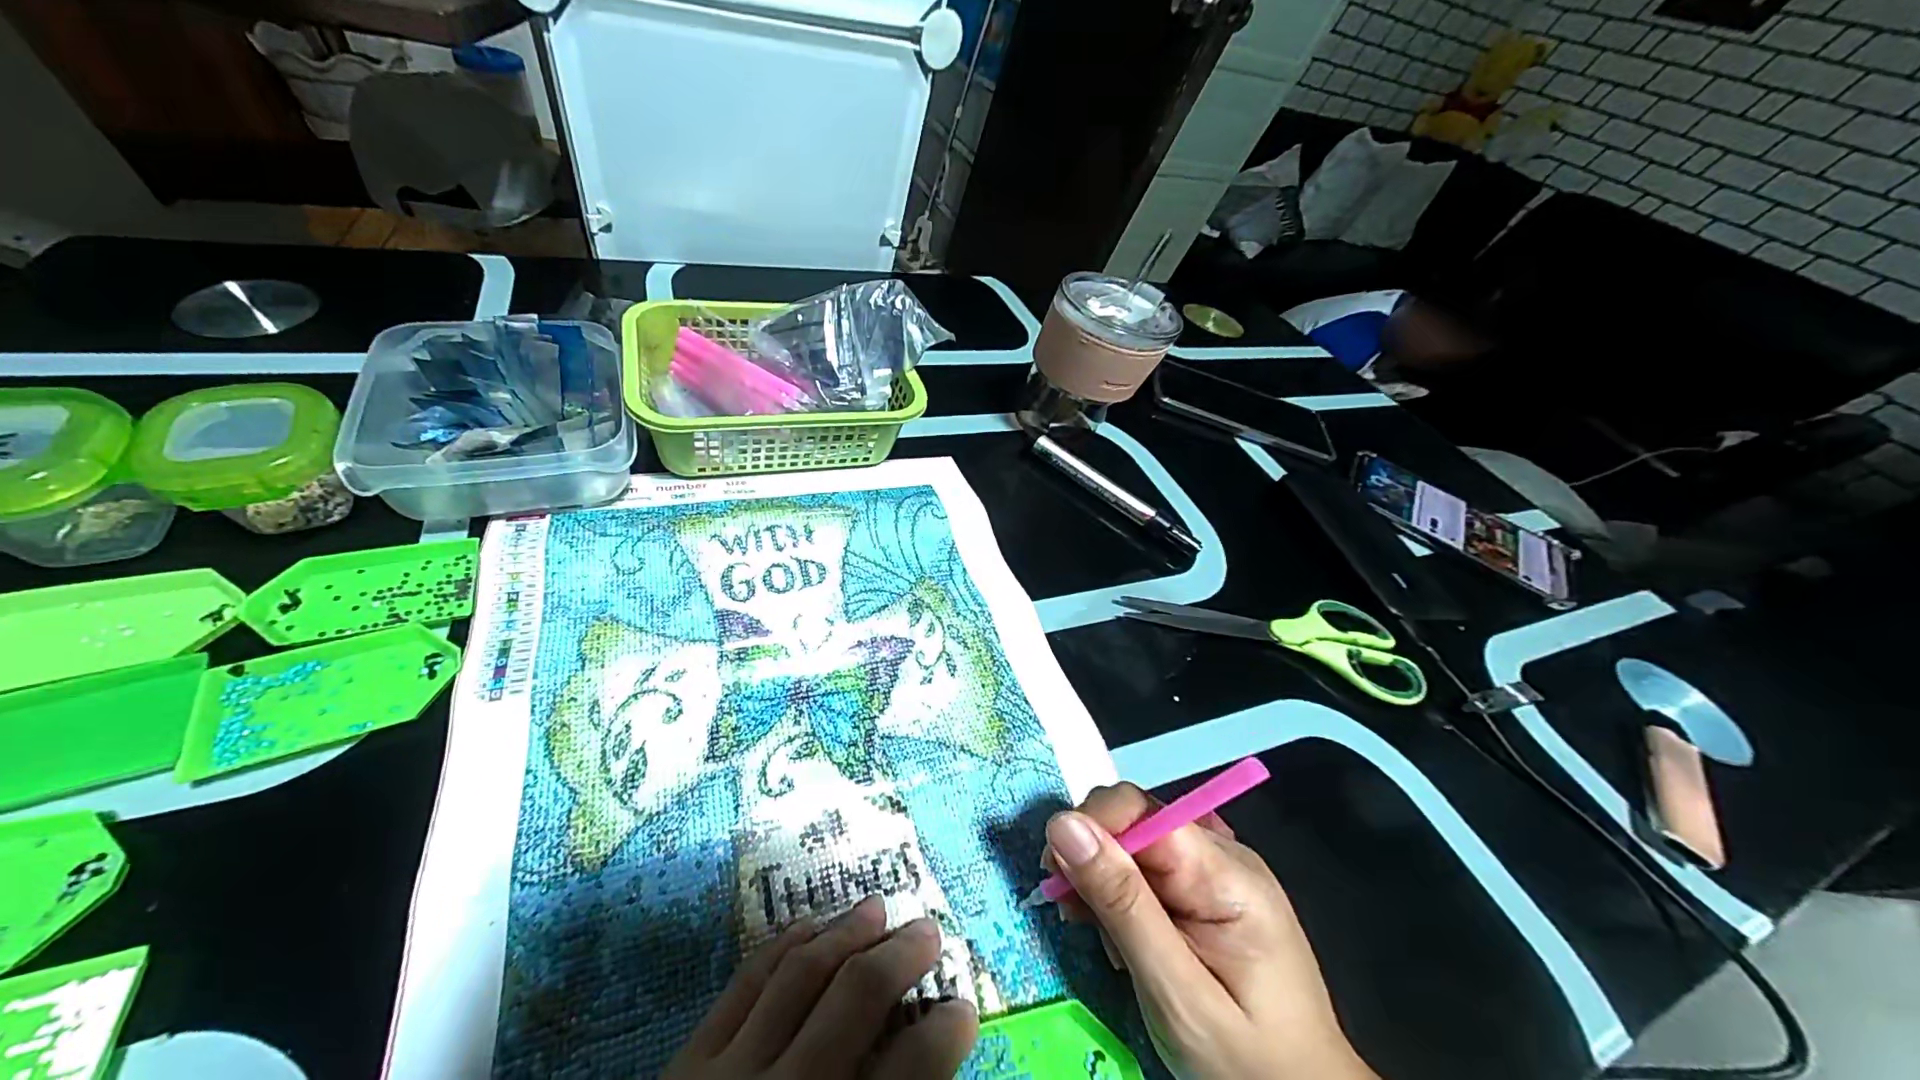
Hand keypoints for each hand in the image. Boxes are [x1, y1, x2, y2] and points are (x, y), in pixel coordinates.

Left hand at [663, 894, 979, 1079]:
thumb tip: (931, 1067)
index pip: (912, 1067)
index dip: (948, 1032)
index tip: (962, 1011)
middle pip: (857, 996)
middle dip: (902, 955)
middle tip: (928, 929)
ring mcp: (730, 1071)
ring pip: (801, 974)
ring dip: (845, 933)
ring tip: (877, 907)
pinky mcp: (685, 1063)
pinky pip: (743, 984)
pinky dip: (779, 949)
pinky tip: (805, 927)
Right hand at [1043, 783, 1377, 1079]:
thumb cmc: (1246, 1063)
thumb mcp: (1175, 992)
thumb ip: (1121, 904)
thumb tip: (1063, 824)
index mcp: (1226, 873)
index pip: (1140, 810)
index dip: (1089, 829)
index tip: (1055, 876)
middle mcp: (1223, 856)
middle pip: (1135, 820)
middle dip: (1092, 857)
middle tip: (1076, 916)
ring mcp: (1218, 872)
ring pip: (1136, 844)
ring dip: (1103, 880)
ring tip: (1101, 937)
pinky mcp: (1208, 893)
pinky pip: (1150, 870)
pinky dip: (1121, 896)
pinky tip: (1122, 936)